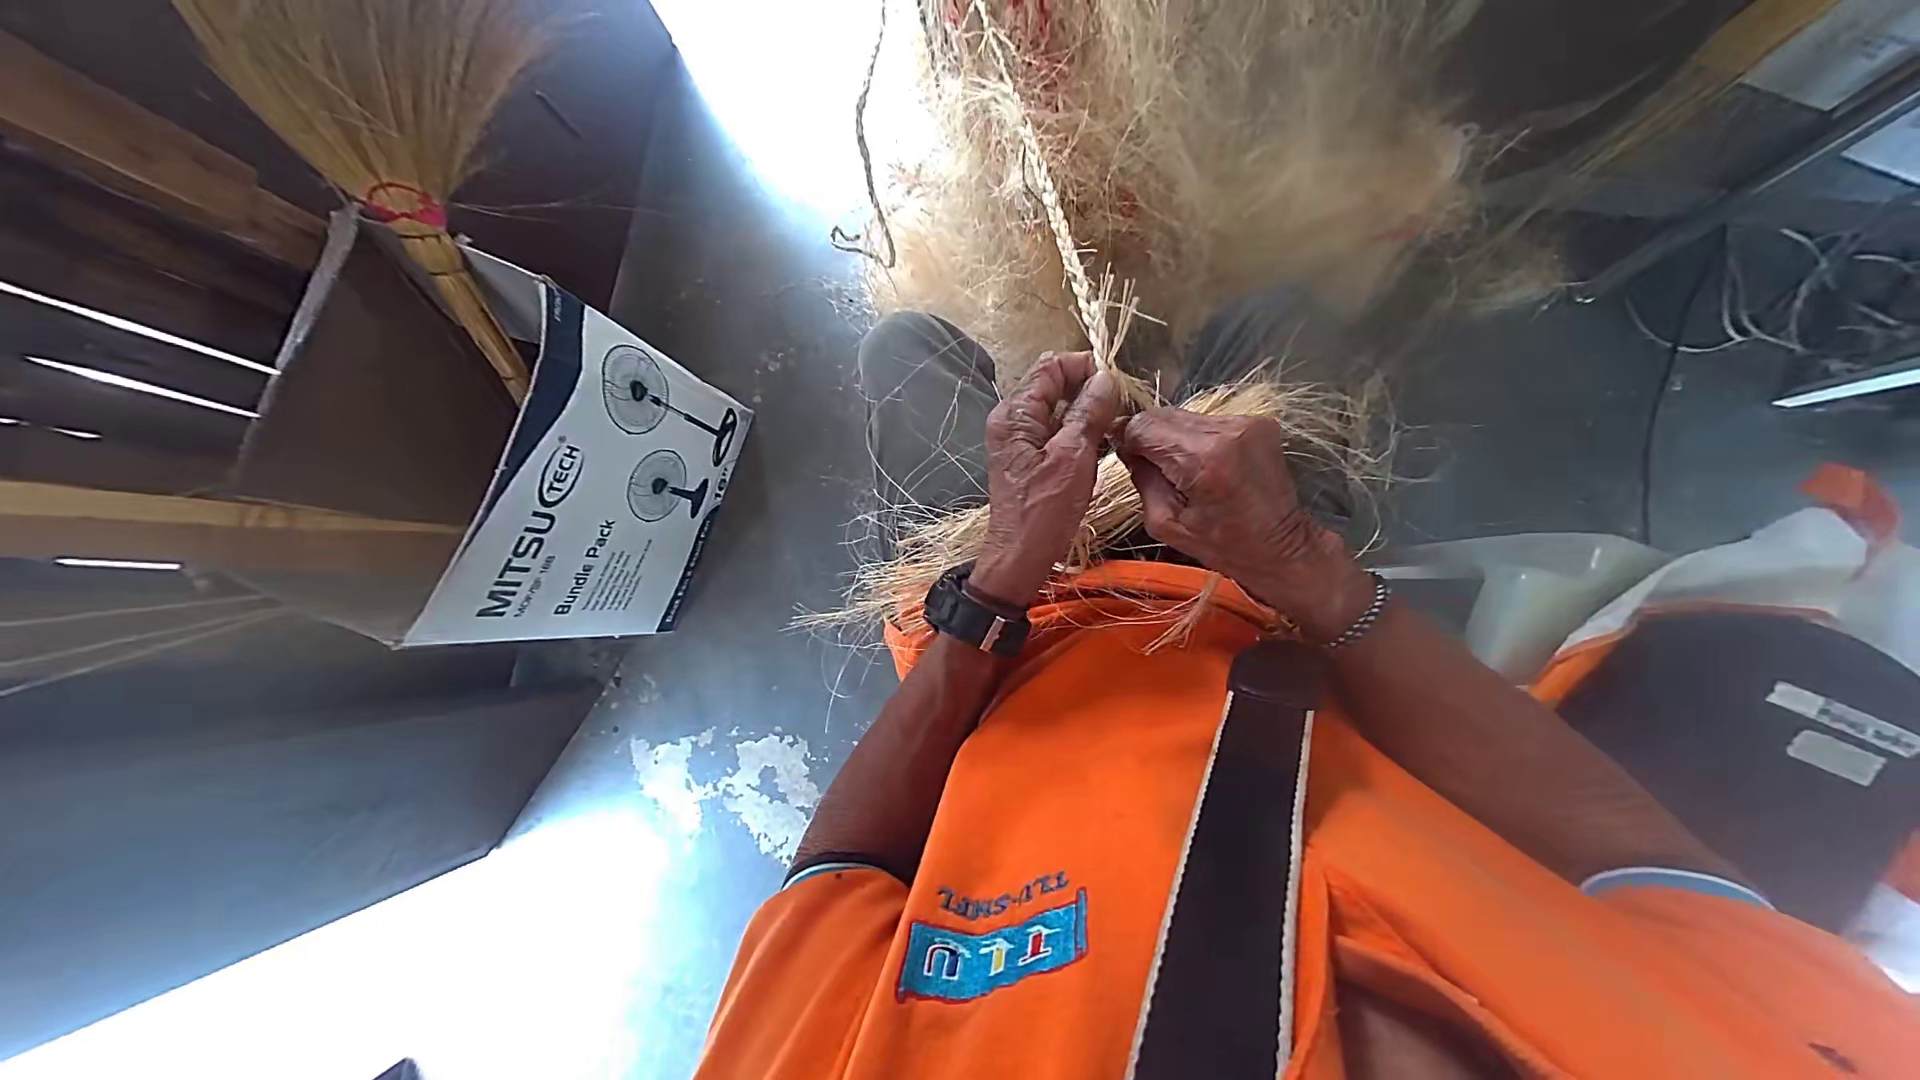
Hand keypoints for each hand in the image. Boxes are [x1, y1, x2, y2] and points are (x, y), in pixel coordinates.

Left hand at [970, 352, 1121, 609]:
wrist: (1021, 556)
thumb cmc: (1044, 511)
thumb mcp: (1073, 457)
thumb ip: (1089, 412)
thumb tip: (1106, 378)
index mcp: (1015, 414)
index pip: (1050, 366)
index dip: (1085, 367)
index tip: (1115, 385)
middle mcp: (1011, 420)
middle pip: (1054, 385)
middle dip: (1088, 391)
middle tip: (1117, 411)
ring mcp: (1018, 440)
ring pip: (1058, 409)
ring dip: (1086, 415)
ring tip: (1110, 433)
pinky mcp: (1028, 458)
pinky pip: (1056, 433)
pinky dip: (1078, 435)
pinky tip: (1097, 451)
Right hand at [1115, 408, 1372, 640]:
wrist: (1282, 546)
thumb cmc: (1222, 544)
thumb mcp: (1164, 523)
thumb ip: (1142, 480)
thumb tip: (1127, 450)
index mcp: (1202, 458)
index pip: (1143, 426)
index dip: (1126, 439)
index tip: (1124, 456)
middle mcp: (1226, 430)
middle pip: (1163, 414)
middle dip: (1148, 437)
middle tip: (1147, 464)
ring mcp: (1245, 421)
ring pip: (1183, 415)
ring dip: (1171, 436)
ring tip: (1177, 467)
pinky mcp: (1258, 421)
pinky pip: (1207, 420)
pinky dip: (1194, 437)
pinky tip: (1200, 463)